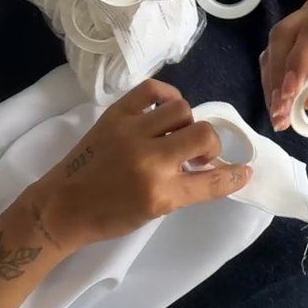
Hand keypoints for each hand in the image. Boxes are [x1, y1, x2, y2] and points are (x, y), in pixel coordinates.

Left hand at [24, 79, 250, 251]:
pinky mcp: (116, 114)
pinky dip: (166, 95)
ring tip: (176, 134)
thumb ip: (183, 188)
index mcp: (161, 194)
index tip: (244, 170)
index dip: (233, 175)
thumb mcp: (154, 212)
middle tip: (199, 153)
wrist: (64, 205)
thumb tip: (209, 165)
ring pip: (182, 109)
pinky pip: (152, 90)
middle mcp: (150, 160)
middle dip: (210, 143)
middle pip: (203, 134)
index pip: (211, 181)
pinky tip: (166, 109)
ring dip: (187, 122)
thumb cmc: (110, 217)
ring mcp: (132, 132)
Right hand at [260, 0, 307, 136]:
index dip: (301, 59)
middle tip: (282, 110)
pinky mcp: (292, 52)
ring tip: (280, 118)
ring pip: (274, 52)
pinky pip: (272, 66)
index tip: (292, 92)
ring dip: (273, 85)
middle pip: (286, 36)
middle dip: (281, 75)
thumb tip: (304, 97)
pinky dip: (273, 89)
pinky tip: (280, 113)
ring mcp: (302, 31)